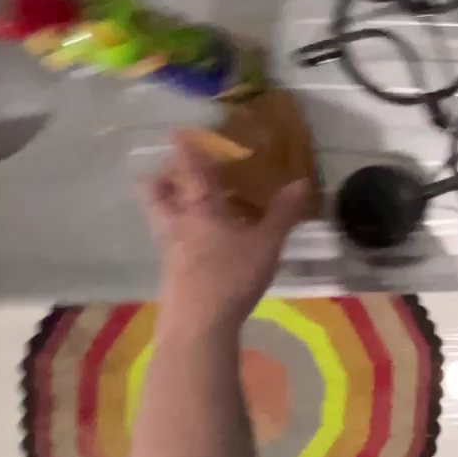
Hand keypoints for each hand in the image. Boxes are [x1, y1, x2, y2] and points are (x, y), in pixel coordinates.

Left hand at [142, 132, 312, 334]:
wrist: (198, 323)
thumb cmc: (231, 275)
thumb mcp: (267, 242)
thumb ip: (283, 212)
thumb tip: (301, 182)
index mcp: (199, 210)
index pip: (191, 172)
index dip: (186, 151)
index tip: (177, 132)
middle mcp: (177, 223)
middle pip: (156, 192)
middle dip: (162, 177)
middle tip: (175, 169)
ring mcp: (170, 248)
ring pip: (160, 215)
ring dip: (167, 201)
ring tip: (187, 199)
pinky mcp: (172, 269)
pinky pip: (171, 237)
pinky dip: (180, 227)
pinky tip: (201, 237)